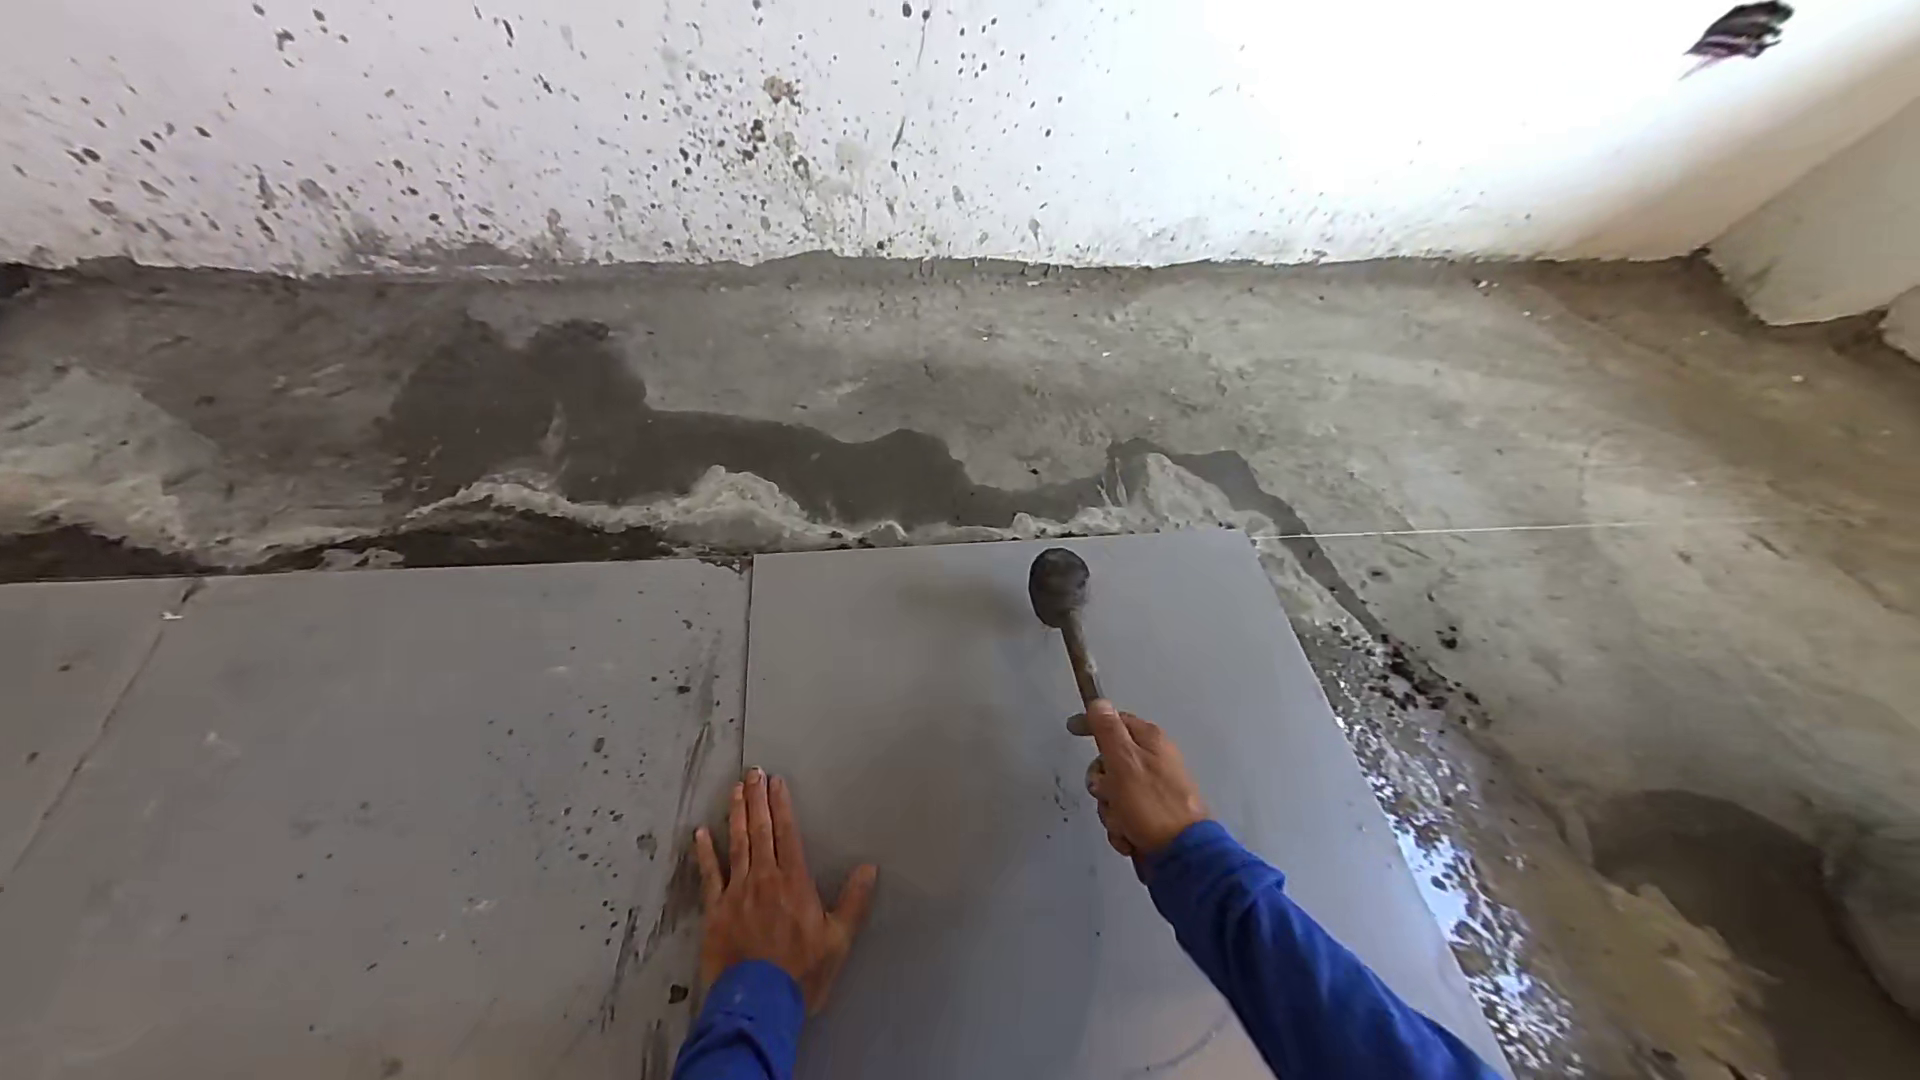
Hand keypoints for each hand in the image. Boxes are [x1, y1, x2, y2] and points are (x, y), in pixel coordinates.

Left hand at [693, 767, 877, 1013]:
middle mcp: (764, 878)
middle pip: (759, 829)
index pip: (787, 832)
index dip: (781, 804)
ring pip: (735, 844)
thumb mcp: (838, 939)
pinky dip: (705, 853)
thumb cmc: (802, 972)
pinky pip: (709, 876)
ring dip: (735, 814)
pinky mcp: (716, 912)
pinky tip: (700, 833)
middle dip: (757, 798)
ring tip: (735, 790)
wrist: (759, 1006)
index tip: (777, 782)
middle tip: (754, 772)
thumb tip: (869, 868)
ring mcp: (736, 893)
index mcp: (793, 880)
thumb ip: (854, 901)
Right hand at [1073, 700, 1209, 858]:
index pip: (1114, 721)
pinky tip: (1130, 836)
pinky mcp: (1151, 816)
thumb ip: (1108, 730)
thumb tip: (1099, 703)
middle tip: (1110, 793)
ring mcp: (1152, 790)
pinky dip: (1121, 827)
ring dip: (1111, 810)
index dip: (1091, 724)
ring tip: (1125, 821)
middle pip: (1108, 761)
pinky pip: (1122, 815)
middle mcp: (1153, 761)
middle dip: (1102, 783)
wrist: (1184, 857)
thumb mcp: (1125, 761)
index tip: (1073, 728)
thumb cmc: (1153, 805)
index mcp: (1150, 741)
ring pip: (1112, 792)